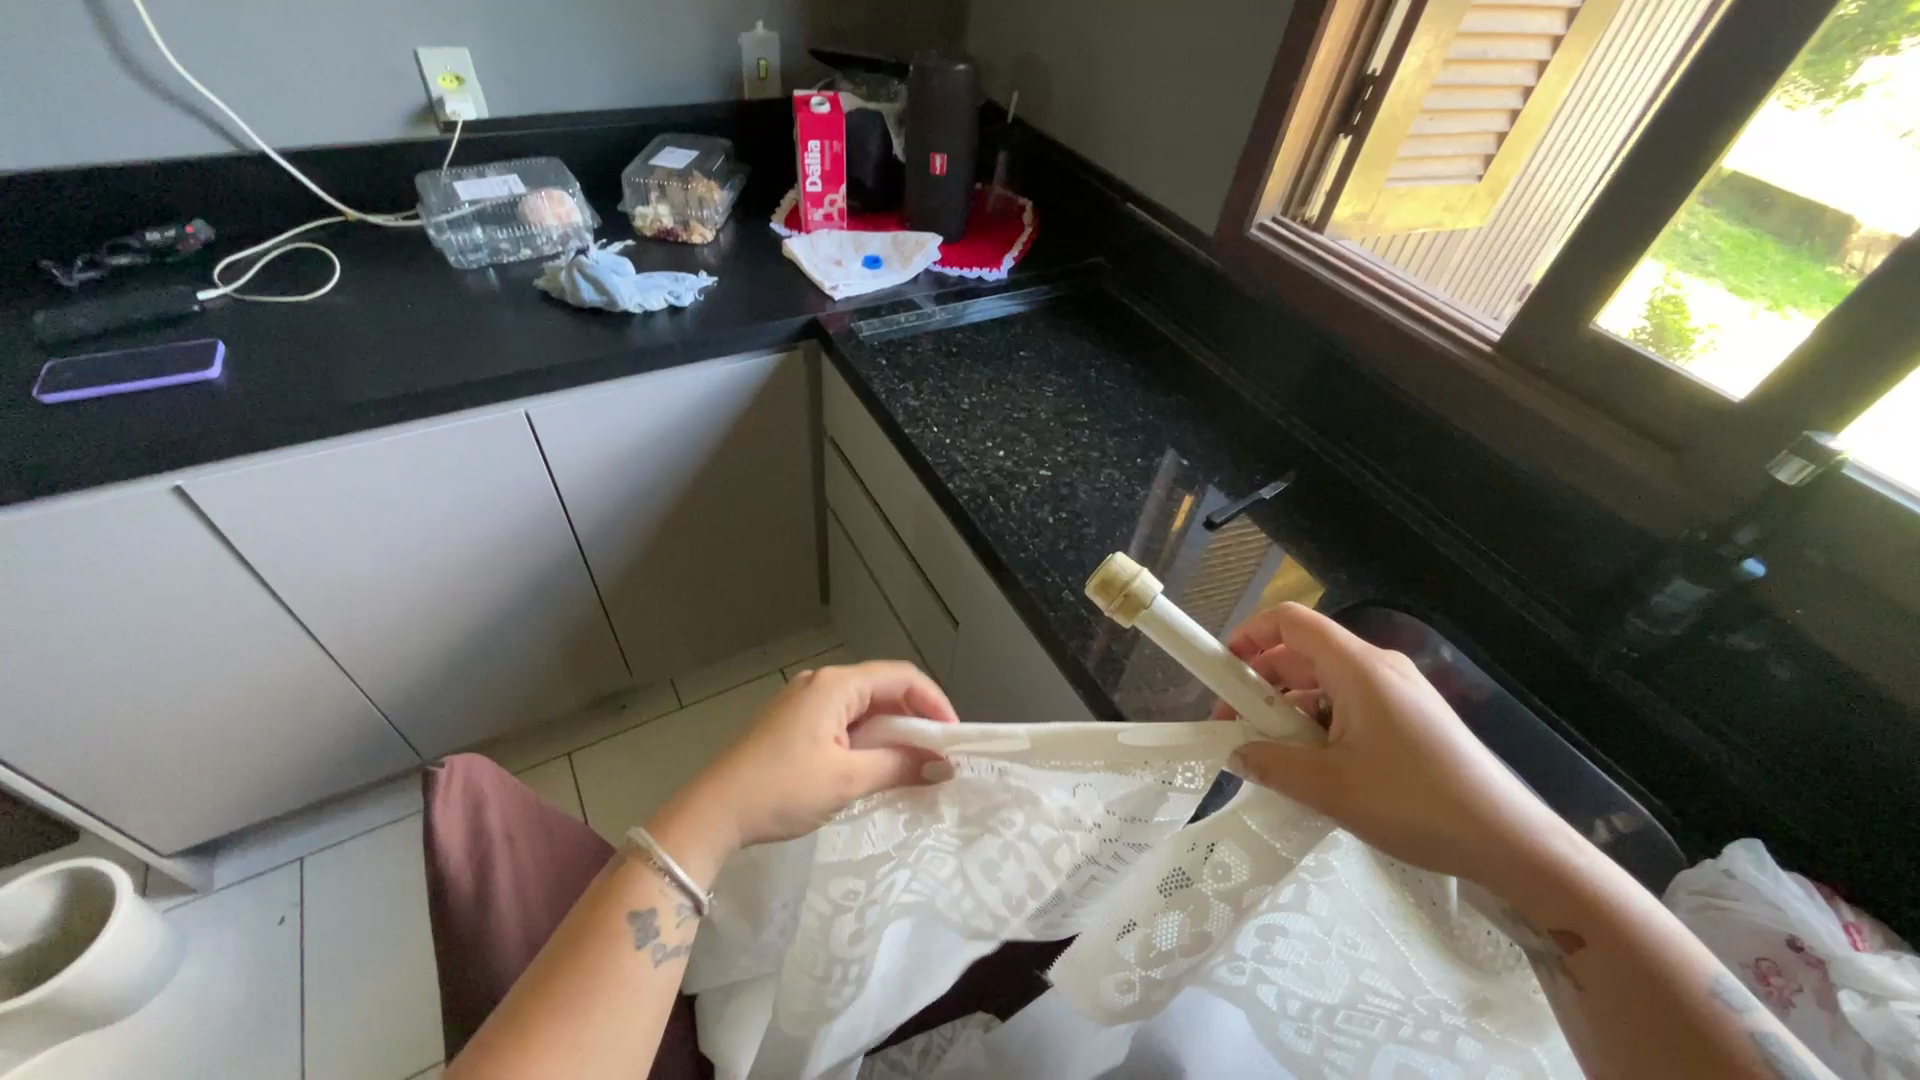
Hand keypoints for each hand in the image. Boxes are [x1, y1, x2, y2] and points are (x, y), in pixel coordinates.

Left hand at [671, 661, 957, 853]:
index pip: (901, 677)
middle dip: (916, 717)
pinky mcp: (793, 723)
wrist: (713, 813)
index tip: (954, 736)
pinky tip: (877, 765)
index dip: (934, 702)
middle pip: (883, 688)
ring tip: (915, 761)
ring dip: (892, 730)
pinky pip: (843, 721)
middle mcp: (820, 684)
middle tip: (939, 752)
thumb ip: (899, 766)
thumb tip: (942, 766)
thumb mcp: (848, 780)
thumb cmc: (782, 790)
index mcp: (835, 685)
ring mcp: (803, 702)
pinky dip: (868, 738)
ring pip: (863, 706)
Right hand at [1222, 603, 1571, 889]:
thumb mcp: (1329, 787)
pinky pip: (1351, 705)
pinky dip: (1320, 725)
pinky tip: (1313, 768)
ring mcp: (1400, 694)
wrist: (1510, 842)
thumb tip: (1236, 753)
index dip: (1249, 635)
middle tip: (1235, 726)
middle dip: (1262, 683)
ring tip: (1271, 754)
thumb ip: (1271, 764)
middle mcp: (1379, 669)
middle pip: (1304, 653)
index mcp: (1359, 669)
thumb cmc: (1415, 804)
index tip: (1222, 671)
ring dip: (1290, 710)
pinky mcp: (1412, 719)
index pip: (1291, 622)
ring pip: (1326, 683)